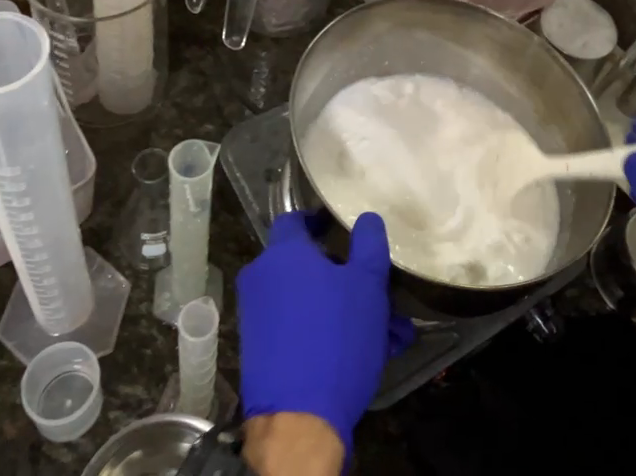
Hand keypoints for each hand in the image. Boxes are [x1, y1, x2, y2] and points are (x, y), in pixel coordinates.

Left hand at [236, 210, 392, 453]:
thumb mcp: (367, 286)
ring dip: (338, 307)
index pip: (293, 221)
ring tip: (380, 330)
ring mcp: (256, 316)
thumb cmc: (336, 338)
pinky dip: (322, 330)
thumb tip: (367, 218)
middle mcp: (261, 278)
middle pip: (301, 264)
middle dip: (339, 274)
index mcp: (283, 254)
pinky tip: (355, 351)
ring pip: (304, 299)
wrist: (298, 418)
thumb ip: (369, 245)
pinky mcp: (258, 349)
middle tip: (373, 291)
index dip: (316, 221)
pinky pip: (295, 326)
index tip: (338, 228)